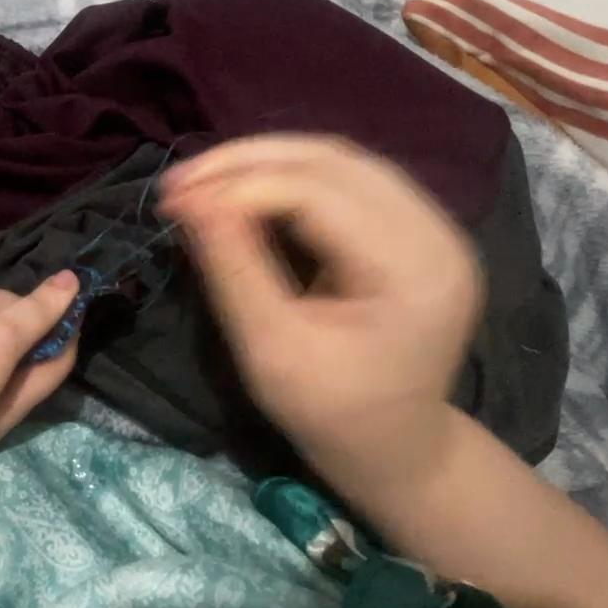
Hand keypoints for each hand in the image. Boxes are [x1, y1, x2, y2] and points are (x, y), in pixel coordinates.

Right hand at [159, 135, 480, 483]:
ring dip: (262, 162)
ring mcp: (429, 225)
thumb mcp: (269, 347)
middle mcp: (436, 231)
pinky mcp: (409, 228)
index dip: (237, 187)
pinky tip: (241, 190)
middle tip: (179, 179)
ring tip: (200, 180)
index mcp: (414, 269)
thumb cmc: (329, 411)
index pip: (318, 194)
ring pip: (336, 160)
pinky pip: (342, 180)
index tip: (172, 200)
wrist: (391, 447)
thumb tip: (189, 201)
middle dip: (245, 161)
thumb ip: (233, 267)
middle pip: (332, 160)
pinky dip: (284, 177)